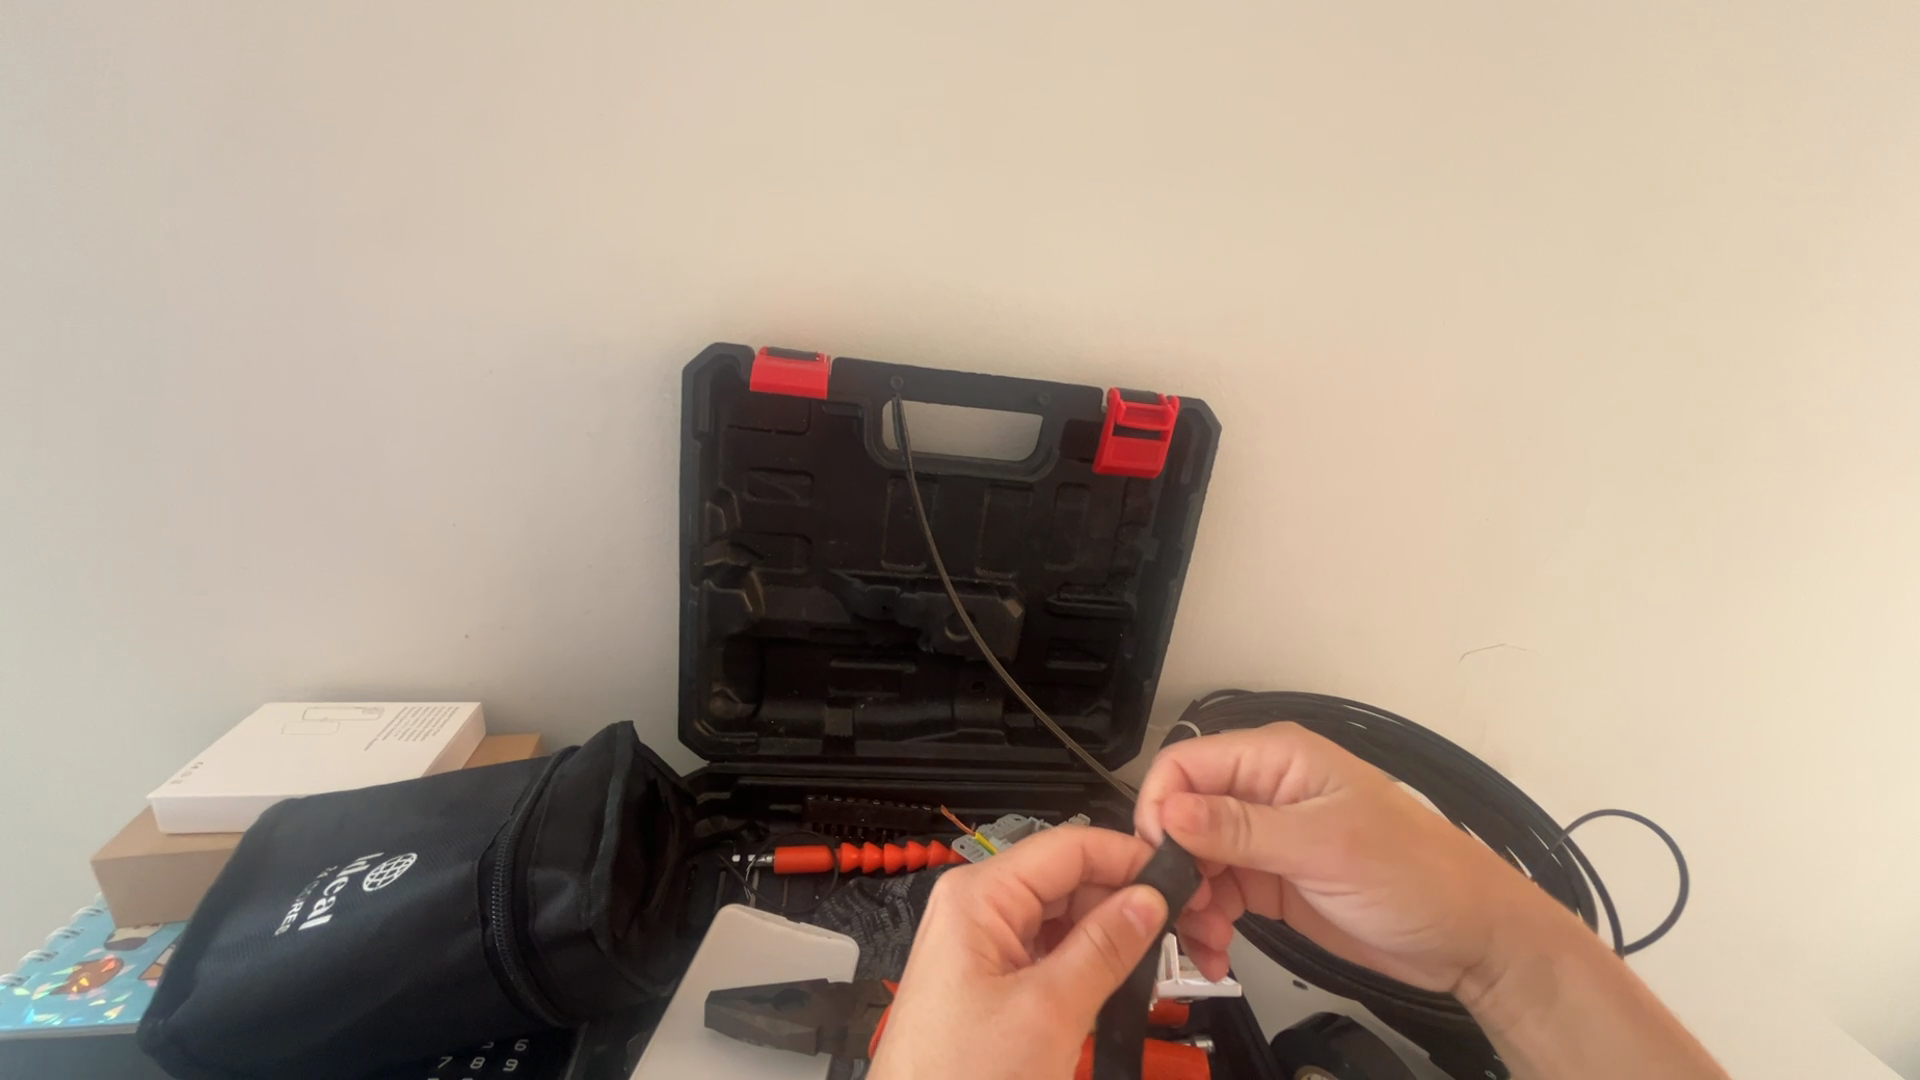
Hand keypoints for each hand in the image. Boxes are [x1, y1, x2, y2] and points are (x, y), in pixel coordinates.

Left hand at [868, 826, 1171, 1079]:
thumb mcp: (1047, 1013)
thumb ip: (1104, 949)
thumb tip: (1147, 900)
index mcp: (978, 895)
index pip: (1067, 848)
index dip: (1127, 857)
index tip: (1178, 879)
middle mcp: (977, 906)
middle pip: (1067, 878)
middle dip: (1125, 897)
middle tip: (1182, 925)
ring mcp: (982, 942)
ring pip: (1062, 914)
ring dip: (1112, 931)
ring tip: (1158, 956)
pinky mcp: (991, 978)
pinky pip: (1049, 948)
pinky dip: (1088, 959)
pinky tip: (1121, 977)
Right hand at [1134, 722, 1549, 995]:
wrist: (1474, 941)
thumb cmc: (1414, 874)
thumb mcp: (1324, 846)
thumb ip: (1241, 828)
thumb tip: (1168, 811)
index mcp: (1273, 758)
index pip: (1186, 765)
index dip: (1161, 805)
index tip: (1158, 858)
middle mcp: (1260, 790)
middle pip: (1183, 814)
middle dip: (1176, 864)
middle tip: (1186, 910)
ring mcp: (1263, 836)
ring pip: (1194, 858)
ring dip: (1190, 901)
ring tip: (1207, 941)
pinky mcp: (1268, 878)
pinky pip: (1217, 892)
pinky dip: (1208, 921)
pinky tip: (1217, 950)